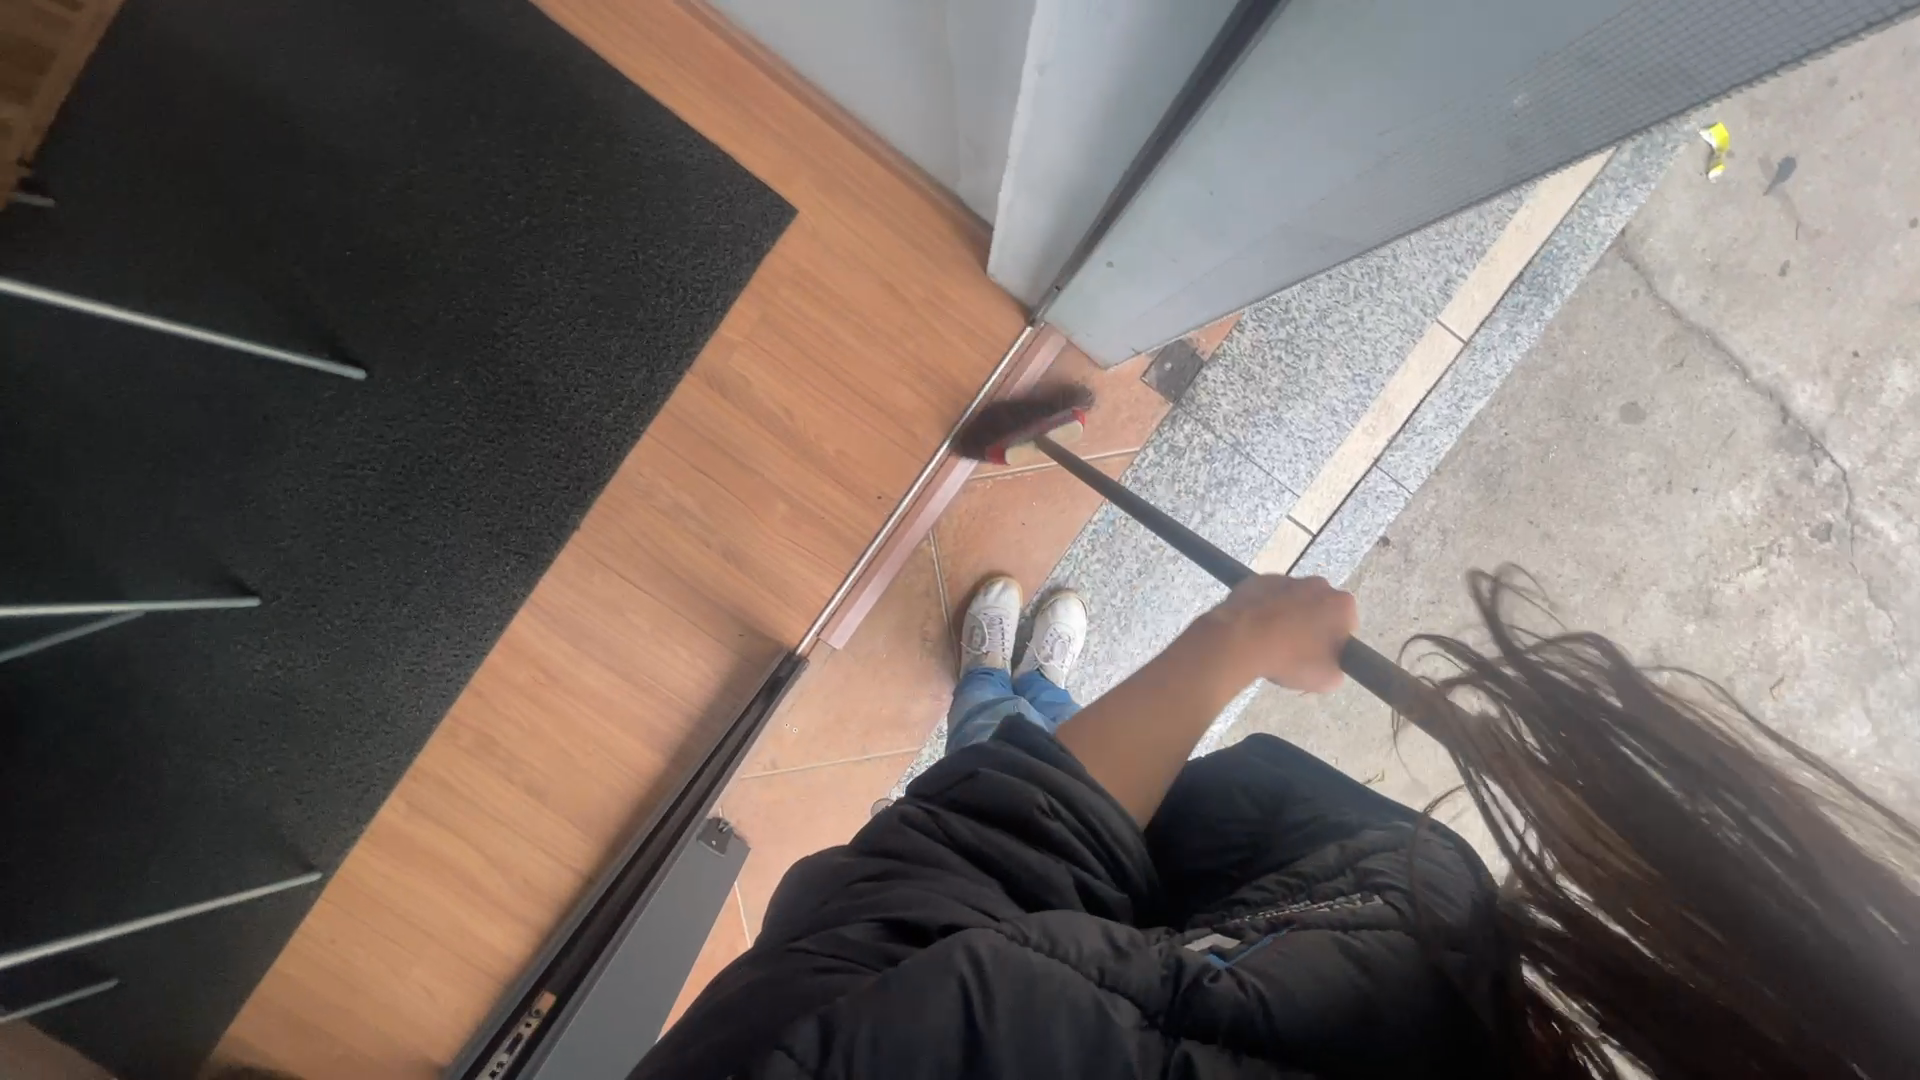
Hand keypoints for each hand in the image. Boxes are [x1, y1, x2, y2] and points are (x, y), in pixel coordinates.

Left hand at [1189, 575, 1356, 691]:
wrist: (1240, 639)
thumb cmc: (1290, 658)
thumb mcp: (1326, 679)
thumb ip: (1337, 668)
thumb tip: (1331, 664)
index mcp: (1341, 604)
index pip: (1346, 623)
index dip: (1334, 640)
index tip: (1318, 654)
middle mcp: (1317, 584)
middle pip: (1319, 607)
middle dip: (1311, 623)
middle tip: (1295, 647)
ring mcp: (1285, 579)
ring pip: (1291, 599)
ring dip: (1285, 614)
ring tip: (1269, 639)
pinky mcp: (1256, 580)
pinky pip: (1266, 596)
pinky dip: (1262, 607)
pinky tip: (1253, 628)